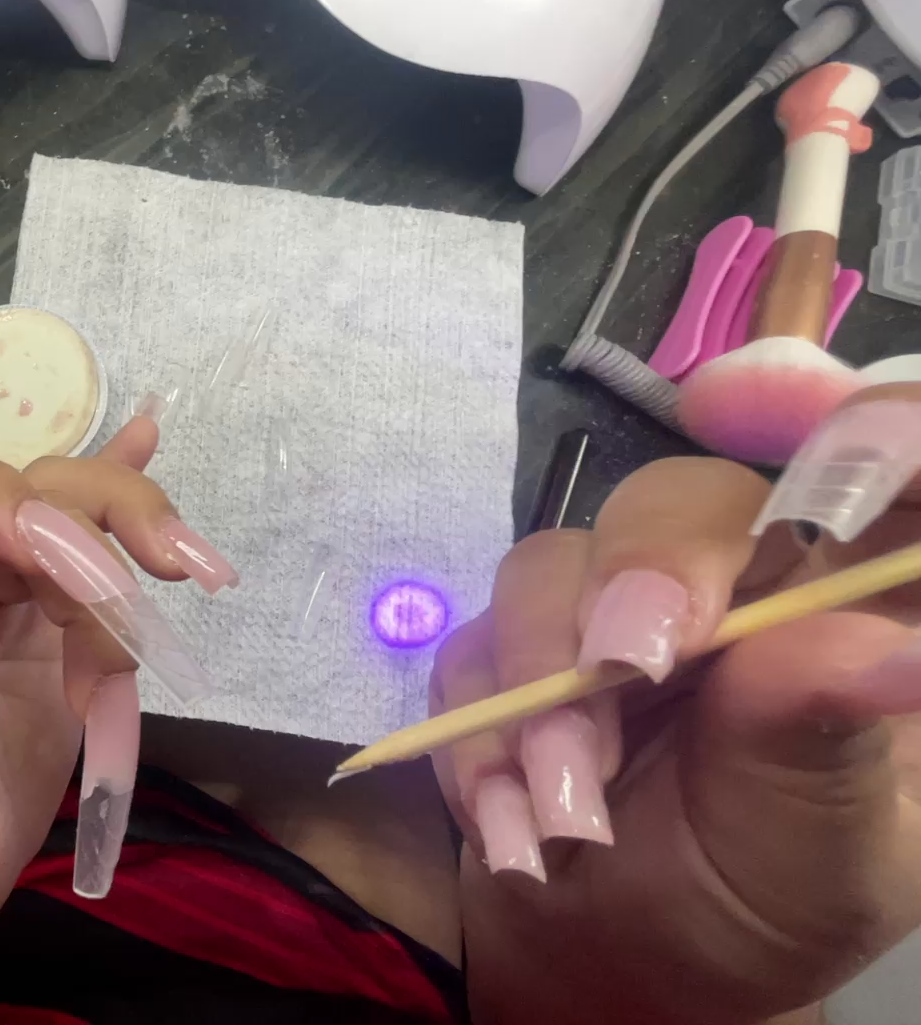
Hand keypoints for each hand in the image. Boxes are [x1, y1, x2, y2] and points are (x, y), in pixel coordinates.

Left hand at [0, 419, 229, 956]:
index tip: (48, 550)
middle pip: (7, 490)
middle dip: (85, 524)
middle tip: (157, 590)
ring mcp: (6, 600)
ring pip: (61, 504)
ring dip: (130, 524)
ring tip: (197, 577)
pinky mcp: (56, 620)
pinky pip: (84, 533)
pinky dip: (116, 489)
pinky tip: (147, 435)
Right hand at [431, 451, 920, 1024]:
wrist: (593, 941)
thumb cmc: (738, 909)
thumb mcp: (812, 858)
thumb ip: (820, 748)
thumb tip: (862, 649)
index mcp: (846, 619)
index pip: (883, 478)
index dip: (841, 418)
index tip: (746, 403)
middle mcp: (721, 588)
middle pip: (672, 500)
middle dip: (630, 581)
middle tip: (611, 676)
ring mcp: (596, 608)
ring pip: (542, 566)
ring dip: (531, 686)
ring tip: (551, 809)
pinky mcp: (503, 639)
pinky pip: (465, 642)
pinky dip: (473, 727)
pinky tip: (501, 806)